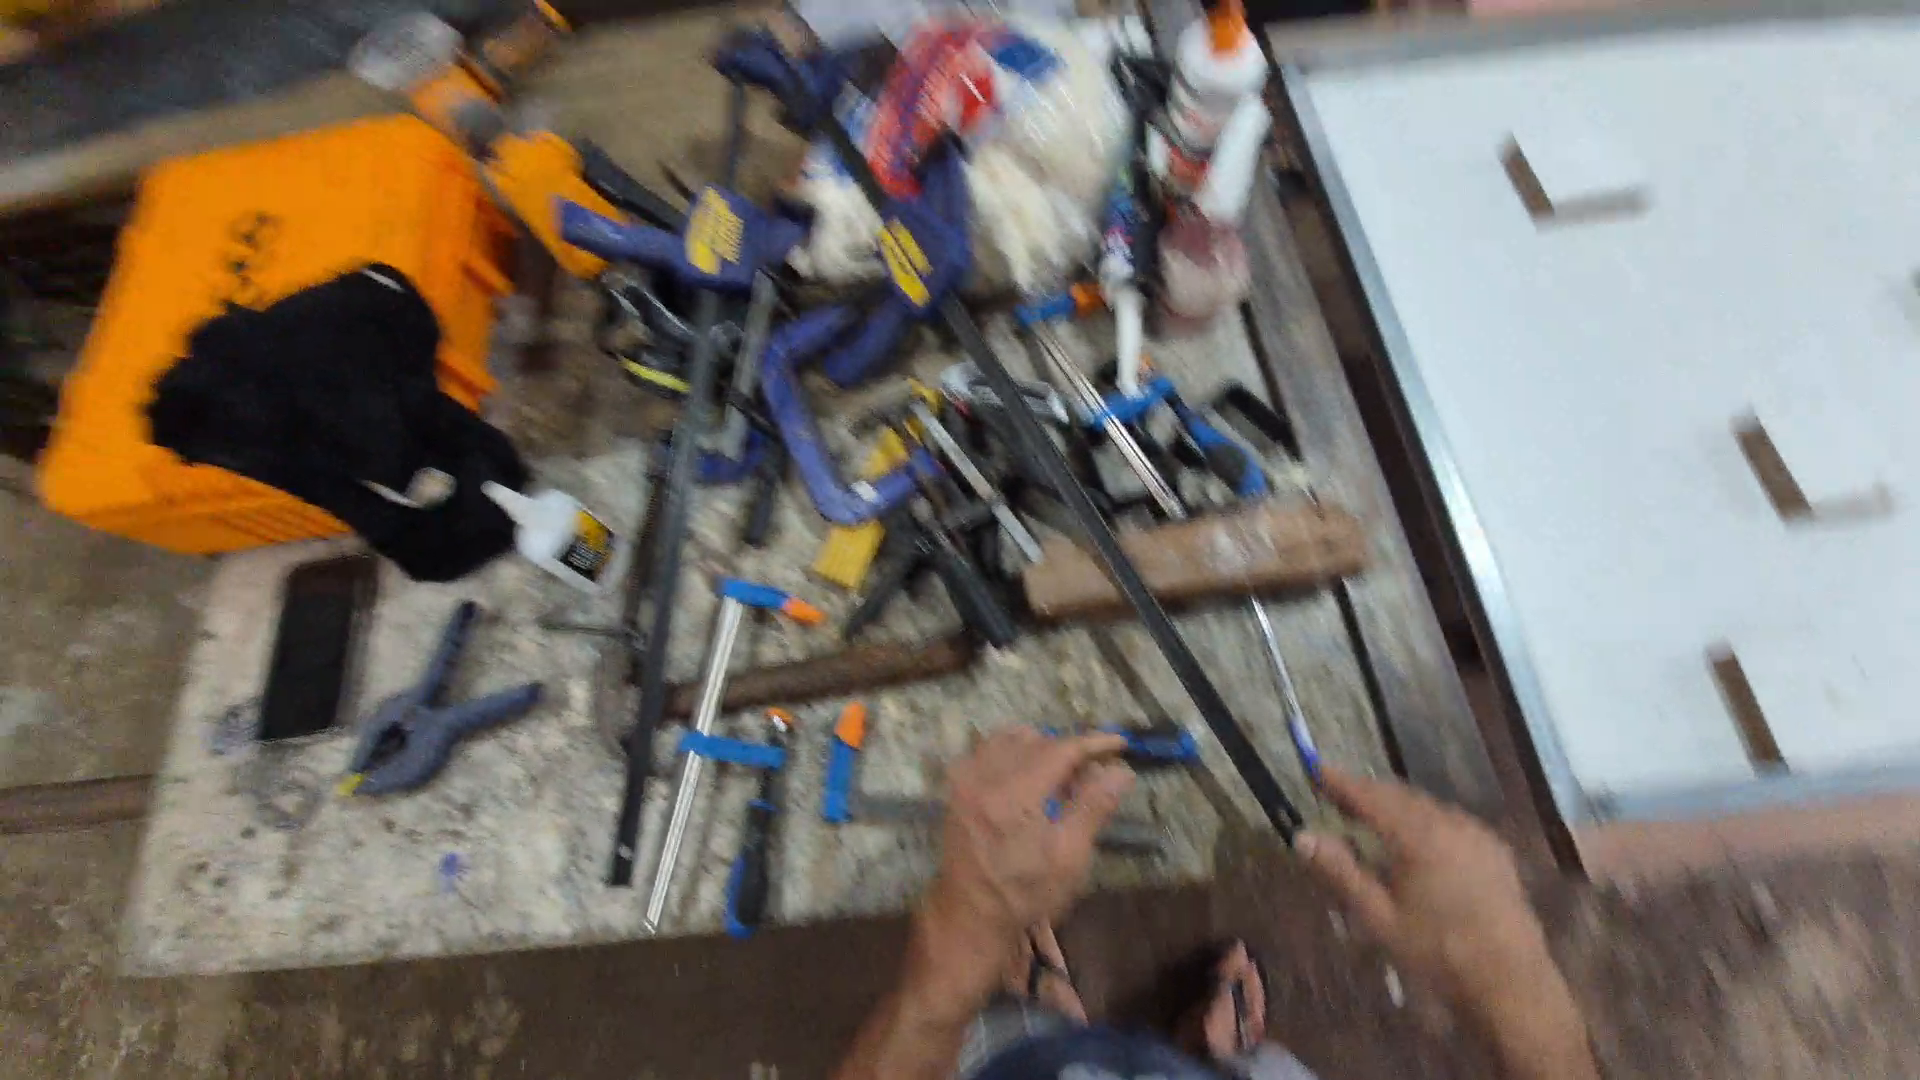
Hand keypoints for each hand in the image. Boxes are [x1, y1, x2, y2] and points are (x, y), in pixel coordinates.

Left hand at [912, 728, 1134, 998]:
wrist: (971, 914)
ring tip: (1061, 777)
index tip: (1120, 743)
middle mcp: (984, 776)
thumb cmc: (1025, 893)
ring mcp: (964, 776)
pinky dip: (1014, 750)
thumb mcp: (1068, 858)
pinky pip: (990, 747)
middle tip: (1092, 774)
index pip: (1059, 750)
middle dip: (1068, 750)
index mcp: (1013, 797)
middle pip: (1037, 741)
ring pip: (1012, 738)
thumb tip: (1121, 770)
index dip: (1092, 743)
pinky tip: (1030, 774)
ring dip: (1042, 748)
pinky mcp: (956, 782)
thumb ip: (1093, 807)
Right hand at [1297, 769, 1591, 1079]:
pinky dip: (1421, 816)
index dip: (1340, 782)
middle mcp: (1450, 824)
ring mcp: (1477, 836)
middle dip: (1365, 791)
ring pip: (1424, 804)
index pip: (1370, 796)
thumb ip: (1340, 871)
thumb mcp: (1379, 917)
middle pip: (1398, 794)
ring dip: (1393, 803)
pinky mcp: (1494, 852)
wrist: (1514, 988)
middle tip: (1335, 794)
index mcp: (1419, 836)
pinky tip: (1412, 834)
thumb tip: (1301, 836)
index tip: (1314, 769)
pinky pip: (1448, 819)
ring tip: (1368, 813)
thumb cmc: (1438, 953)